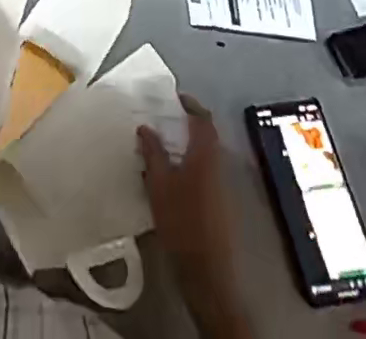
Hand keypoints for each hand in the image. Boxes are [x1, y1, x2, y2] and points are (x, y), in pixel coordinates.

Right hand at [139, 94, 249, 337]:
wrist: (206, 269)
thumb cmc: (181, 220)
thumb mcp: (159, 183)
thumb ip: (153, 153)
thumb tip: (146, 127)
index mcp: (205, 158)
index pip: (204, 122)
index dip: (192, 105)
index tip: (175, 96)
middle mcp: (217, 167)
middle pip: (205, 137)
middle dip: (186, 123)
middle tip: (162, 116)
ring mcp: (219, 186)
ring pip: (202, 154)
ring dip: (184, 143)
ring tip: (158, 140)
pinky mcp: (216, 202)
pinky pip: (201, 169)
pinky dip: (185, 161)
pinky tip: (166, 170)